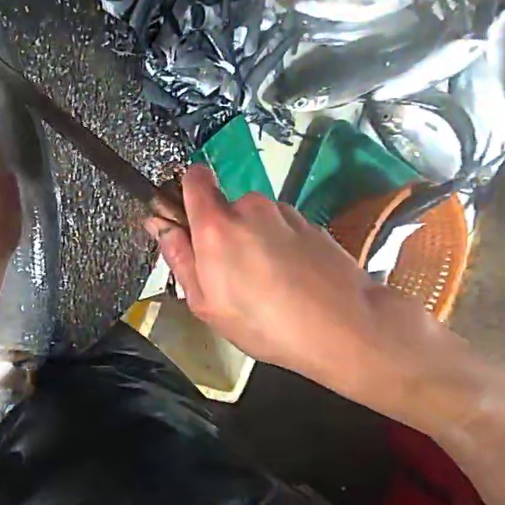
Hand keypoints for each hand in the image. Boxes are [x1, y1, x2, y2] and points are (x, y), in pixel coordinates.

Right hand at [143, 166, 454, 420]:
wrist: (346, 326)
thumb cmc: (266, 324)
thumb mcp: (207, 304)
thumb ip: (179, 258)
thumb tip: (158, 224)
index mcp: (217, 225)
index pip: (193, 177)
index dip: (186, 193)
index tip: (188, 222)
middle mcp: (250, 207)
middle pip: (225, 207)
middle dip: (223, 233)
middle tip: (231, 276)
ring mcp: (285, 213)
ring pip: (256, 219)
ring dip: (255, 241)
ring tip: (267, 285)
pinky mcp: (311, 223)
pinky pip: (282, 228)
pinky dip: (281, 246)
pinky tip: (292, 281)